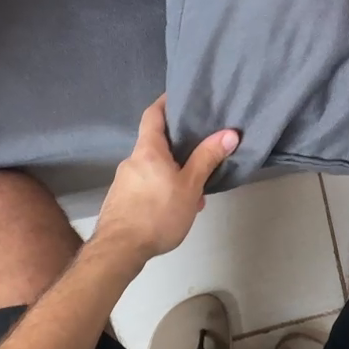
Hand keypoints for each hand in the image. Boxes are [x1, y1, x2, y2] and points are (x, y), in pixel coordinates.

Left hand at [92, 97, 238, 265]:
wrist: (118, 252)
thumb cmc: (156, 213)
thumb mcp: (189, 186)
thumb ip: (207, 158)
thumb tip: (230, 133)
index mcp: (147, 150)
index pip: (153, 114)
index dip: (165, 102)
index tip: (179, 96)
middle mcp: (132, 161)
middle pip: (155, 143)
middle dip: (178, 146)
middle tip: (200, 148)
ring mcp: (123, 182)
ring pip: (153, 168)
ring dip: (173, 173)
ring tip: (194, 188)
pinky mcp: (120, 202)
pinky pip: (146, 186)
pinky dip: (162, 189)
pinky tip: (177, 208)